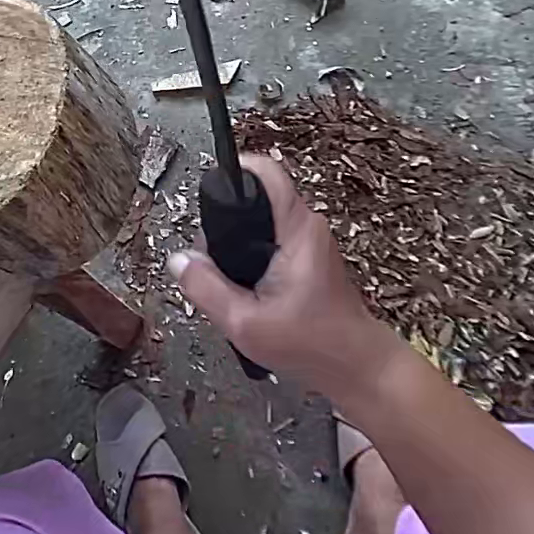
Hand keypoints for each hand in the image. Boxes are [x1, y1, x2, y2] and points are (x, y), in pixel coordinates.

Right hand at [168, 154, 401, 394]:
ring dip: (240, 243)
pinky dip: (255, 255)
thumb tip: (179, 260)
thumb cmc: (310, 344)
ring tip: (225, 278)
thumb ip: (207, 288)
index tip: (209, 190)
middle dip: (228, 221)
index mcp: (298, 230)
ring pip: (265, 222)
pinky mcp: (310, 256)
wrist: (353, 364)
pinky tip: (245, 287)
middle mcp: (308, 226)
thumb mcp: (245, 323)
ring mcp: (312, 241)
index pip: (268, 173)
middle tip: (210, 258)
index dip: (237, 170)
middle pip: (260, 198)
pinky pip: (275, 239)